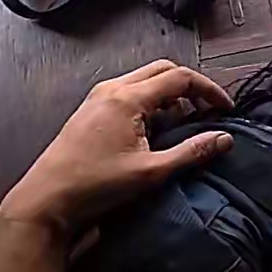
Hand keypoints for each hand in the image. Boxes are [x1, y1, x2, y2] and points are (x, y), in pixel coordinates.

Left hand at [0, 60, 234, 237]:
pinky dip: (151, 103)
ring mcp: (99, 98)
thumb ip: (191, 152)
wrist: (47, 200)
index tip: (225, 109)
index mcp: (127, 98)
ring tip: (185, 122)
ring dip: (170, 95)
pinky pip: (130, 93)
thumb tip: (224, 139)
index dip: (209, 90)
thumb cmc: (96, 185)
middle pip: (163, 71)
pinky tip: (156, 130)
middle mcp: (112, 89)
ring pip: (145, 81)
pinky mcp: (92, 111)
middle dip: (191, 87)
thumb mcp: (151, 172)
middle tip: (208, 111)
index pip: (180, 78)